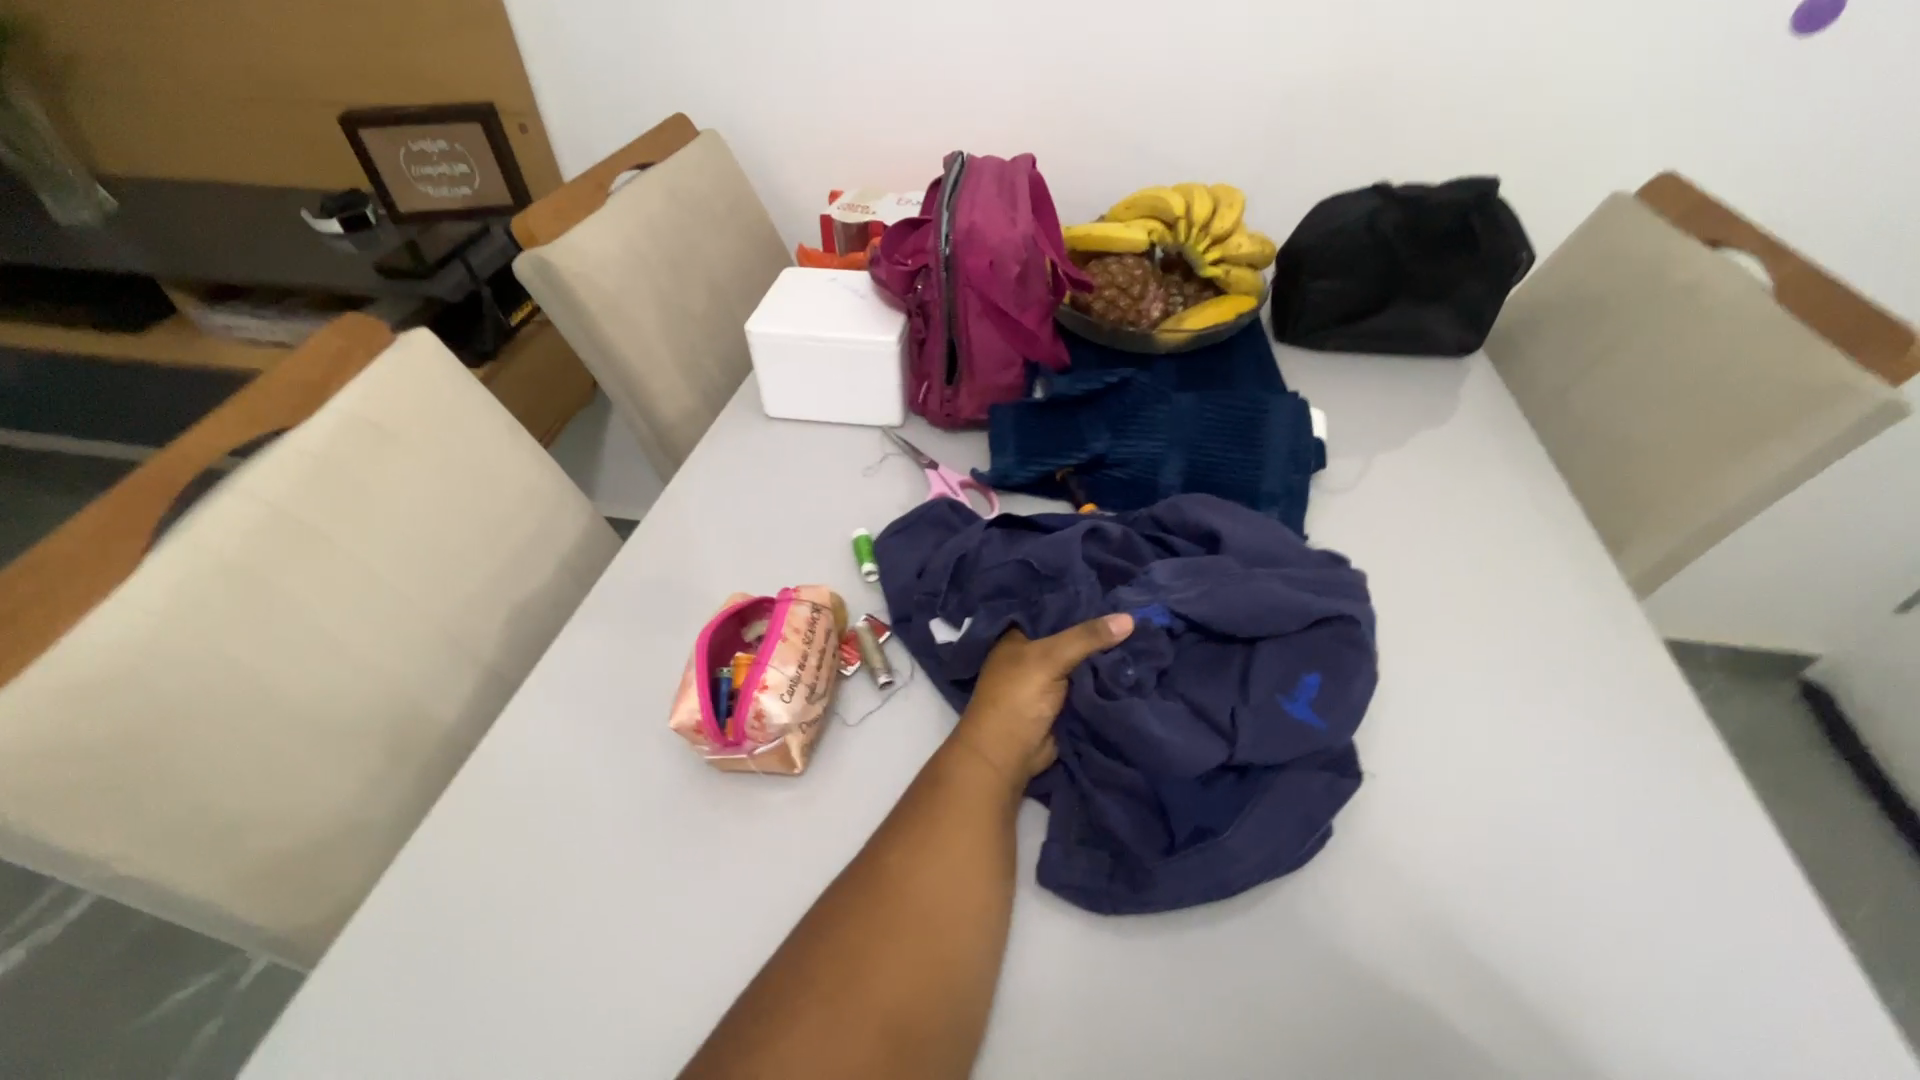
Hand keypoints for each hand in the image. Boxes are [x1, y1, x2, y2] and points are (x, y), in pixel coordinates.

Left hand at [948, 613, 1134, 790]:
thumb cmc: (1018, 696)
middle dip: (1101, 633)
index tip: (1119, 596)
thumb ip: (1087, 637)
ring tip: (1146, 637)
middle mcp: (1034, 655)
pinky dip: (1107, 680)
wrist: (1007, 754)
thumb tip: (1130, 618)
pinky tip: (1135, 666)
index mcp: (1020, 636)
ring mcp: (1050, 680)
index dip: (1085, 604)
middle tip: (1140, 618)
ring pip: (1084, 663)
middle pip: (1073, 638)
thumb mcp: (1049, 658)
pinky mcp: (1064, 703)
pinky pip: (1090, 686)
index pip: (1056, 611)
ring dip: (1108, 658)